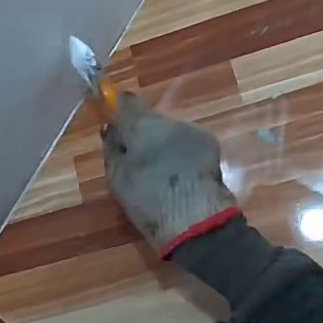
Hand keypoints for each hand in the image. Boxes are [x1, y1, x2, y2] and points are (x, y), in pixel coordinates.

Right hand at [102, 93, 239, 256]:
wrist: (195, 220)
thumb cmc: (148, 201)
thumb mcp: (118, 178)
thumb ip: (113, 149)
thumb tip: (111, 128)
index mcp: (142, 126)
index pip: (128, 102)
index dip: (120, 110)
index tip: (117, 126)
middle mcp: (169, 121)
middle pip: (151, 119)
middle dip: (144, 134)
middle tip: (137, 160)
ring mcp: (193, 132)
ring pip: (171, 132)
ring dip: (164, 145)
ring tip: (161, 172)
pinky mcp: (211, 146)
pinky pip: (189, 144)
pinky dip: (182, 154)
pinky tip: (181, 176)